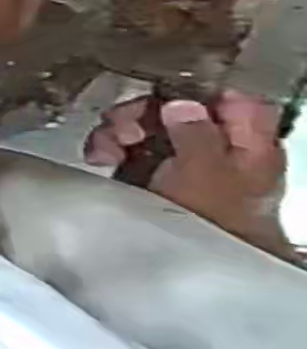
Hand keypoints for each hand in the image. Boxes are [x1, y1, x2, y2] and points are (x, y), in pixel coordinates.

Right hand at [85, 91, 289, 252]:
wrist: (189, 256)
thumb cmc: (211, 217)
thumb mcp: (207, 174)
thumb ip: (198, 136)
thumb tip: (181, 103)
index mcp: (248, 144)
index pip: (234, 100)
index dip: (200, 91)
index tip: (162, 96)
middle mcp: (216, 146)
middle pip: (176, 107)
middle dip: (140, 114)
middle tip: (123, 130)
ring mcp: (181, 157)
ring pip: (143, 124)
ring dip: (116, 131)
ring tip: (106, 151)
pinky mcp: (149, 168)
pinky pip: (124, 143)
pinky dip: (107, 146)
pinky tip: (100, 159)